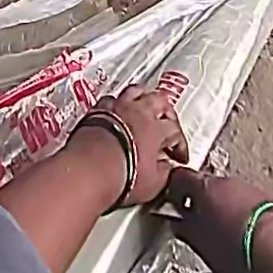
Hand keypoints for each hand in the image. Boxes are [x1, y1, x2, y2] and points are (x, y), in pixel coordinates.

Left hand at [83, 84, 188, 206]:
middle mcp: (138, 111)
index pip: (175, 130)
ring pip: (136, 91)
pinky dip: (118, 103)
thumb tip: (167, 168)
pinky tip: (118, 110)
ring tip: (145, 107)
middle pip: (160, 100)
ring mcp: (118, 106)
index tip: (178, 156)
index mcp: (156, 128)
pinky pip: (113, 98)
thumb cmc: (122, 173)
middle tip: (168, 123)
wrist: (92, 165)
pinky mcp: (99, 107)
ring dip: (143, 98)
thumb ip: (165, 171)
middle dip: (167, 112)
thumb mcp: (155, 182)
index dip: (180, 144)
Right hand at [165, 169, 272, 272]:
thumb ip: (184, 227)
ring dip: (223, 207)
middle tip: (198, 222)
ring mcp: (250, 190)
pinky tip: (245, 235)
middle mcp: (226, 181)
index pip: (179, 177)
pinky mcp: (271, 203)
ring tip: (224, 234)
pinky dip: (244, 214)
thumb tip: (177, 223)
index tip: (173, 204)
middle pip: (206, 183)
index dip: (173, 190)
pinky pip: (249, 203)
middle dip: (201, 200)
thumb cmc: (240, 253)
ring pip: (229, 193)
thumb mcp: (200, 244)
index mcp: (203, 185)